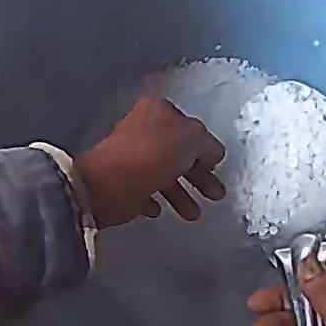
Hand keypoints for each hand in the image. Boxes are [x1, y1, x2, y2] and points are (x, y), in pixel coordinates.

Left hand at [74, 95, 227, 226]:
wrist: (110, 183)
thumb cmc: (153, 154)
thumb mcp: (192, 138)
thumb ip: (208, 144)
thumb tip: (211, 154)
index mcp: (158, 111)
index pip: (190, 128)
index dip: (205, 148)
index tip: (215, 166)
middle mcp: (143, 130)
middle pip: (179, 154)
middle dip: (199, 176)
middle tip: (214, 194)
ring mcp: (131, 156)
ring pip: (164, 174)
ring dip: (181, 194)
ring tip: (193, 214)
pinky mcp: (122, 181)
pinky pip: (145, 190)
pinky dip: (155, 199)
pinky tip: (160, 209)